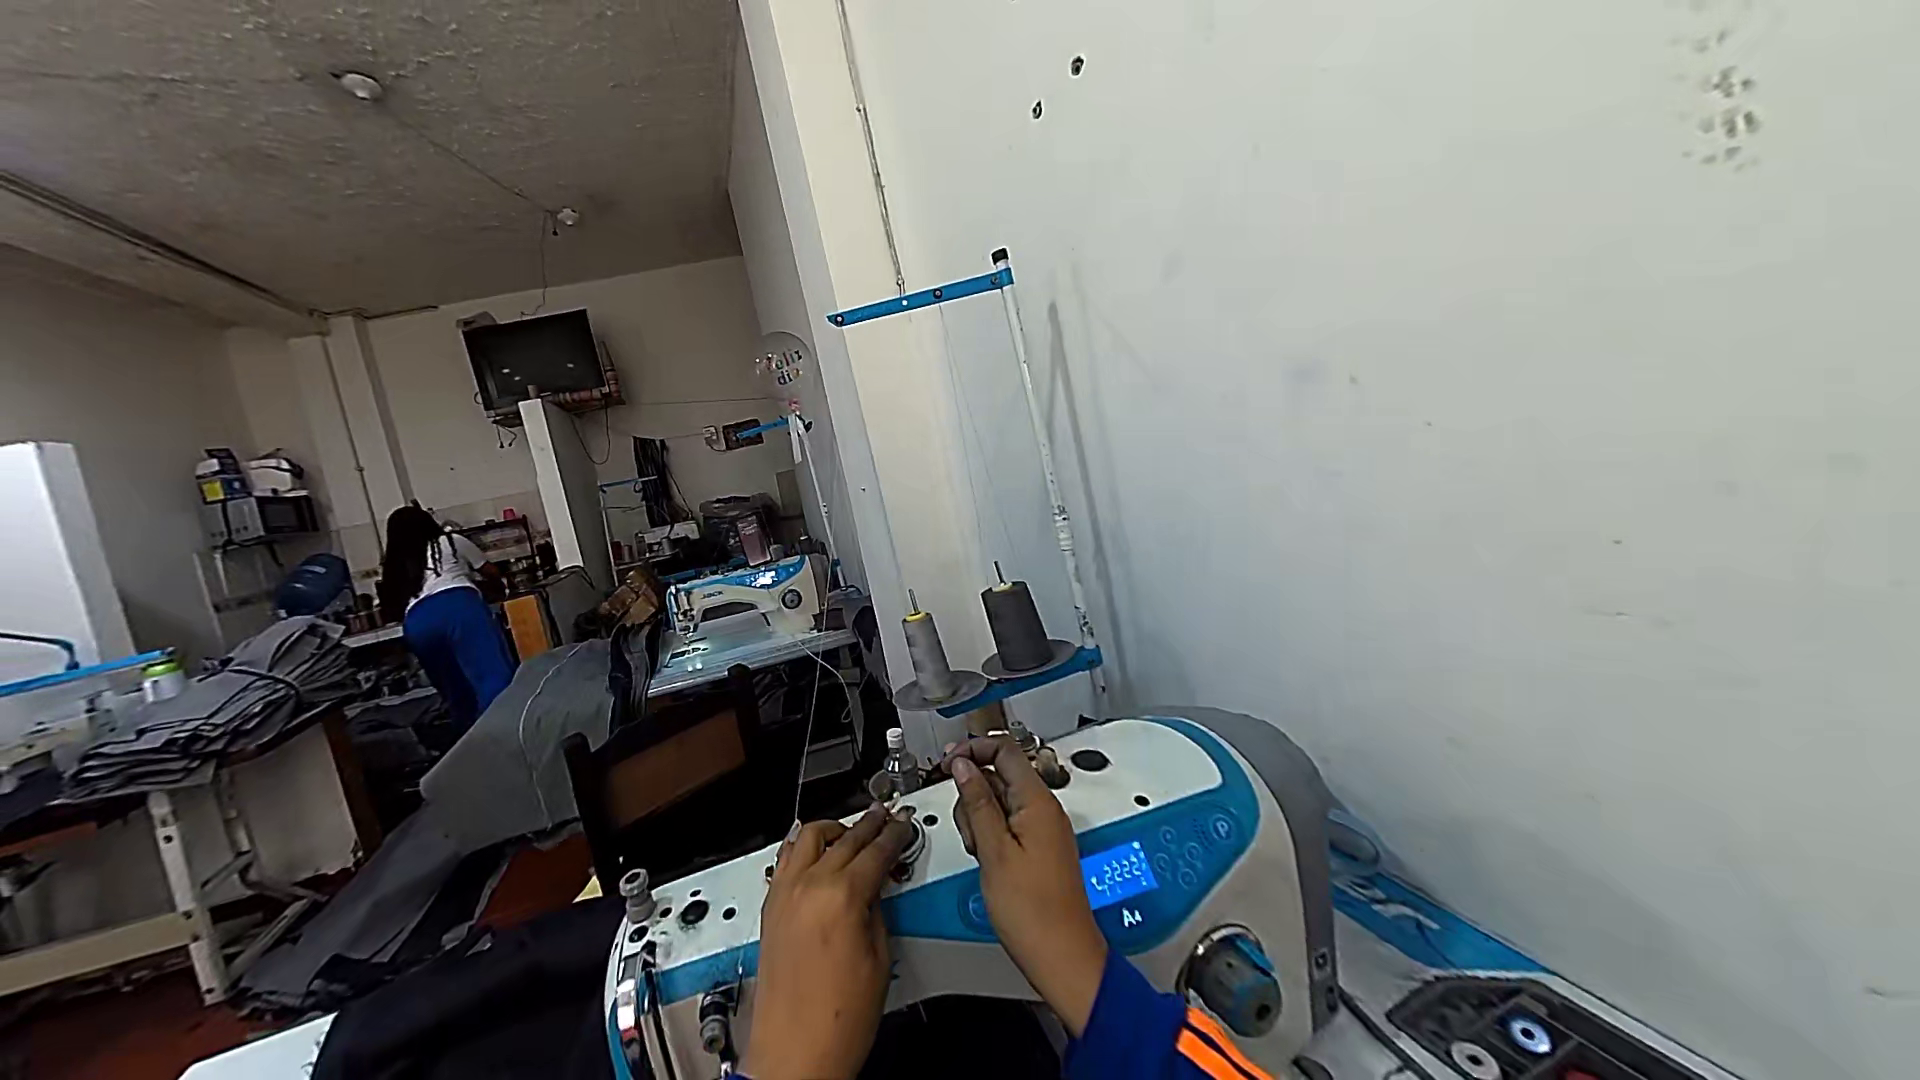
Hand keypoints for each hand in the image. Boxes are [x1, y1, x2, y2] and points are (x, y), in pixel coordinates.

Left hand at [743, 805, 912, 1079]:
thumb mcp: (880, 959)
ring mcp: (784, 894)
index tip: (902, 825)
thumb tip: (876, 887)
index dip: (895, 834)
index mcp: (843, 896)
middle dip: (870, 824)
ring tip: (850, 830)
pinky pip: (786, 858)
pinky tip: (815, 849)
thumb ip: (878, 910)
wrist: (793, 1058)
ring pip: (809, 836)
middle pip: (846, 837)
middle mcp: (809, 887)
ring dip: (835, 828)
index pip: (876, 849)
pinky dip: (804, 845)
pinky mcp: (770, 908)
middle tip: (885, 818)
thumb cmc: (835, 1022)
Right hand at [944, 736, 1107, 1035]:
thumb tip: (964, 765)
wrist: (1060, 955)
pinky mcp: (1038, 845)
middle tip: (969, 828)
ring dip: (979, 817)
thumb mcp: (993, 850)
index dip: (973, 750)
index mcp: (1037, 800)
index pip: (1004, 750)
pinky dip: (990, 834)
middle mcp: (1043, 808)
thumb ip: (977, 801)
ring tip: (979, 850)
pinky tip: (986, 858)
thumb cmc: (1032, 911)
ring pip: (1000, 799)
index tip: (948, 763)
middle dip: (973, 794)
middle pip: (999, 774)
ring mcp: (1042, 826)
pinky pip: (1007, 822)